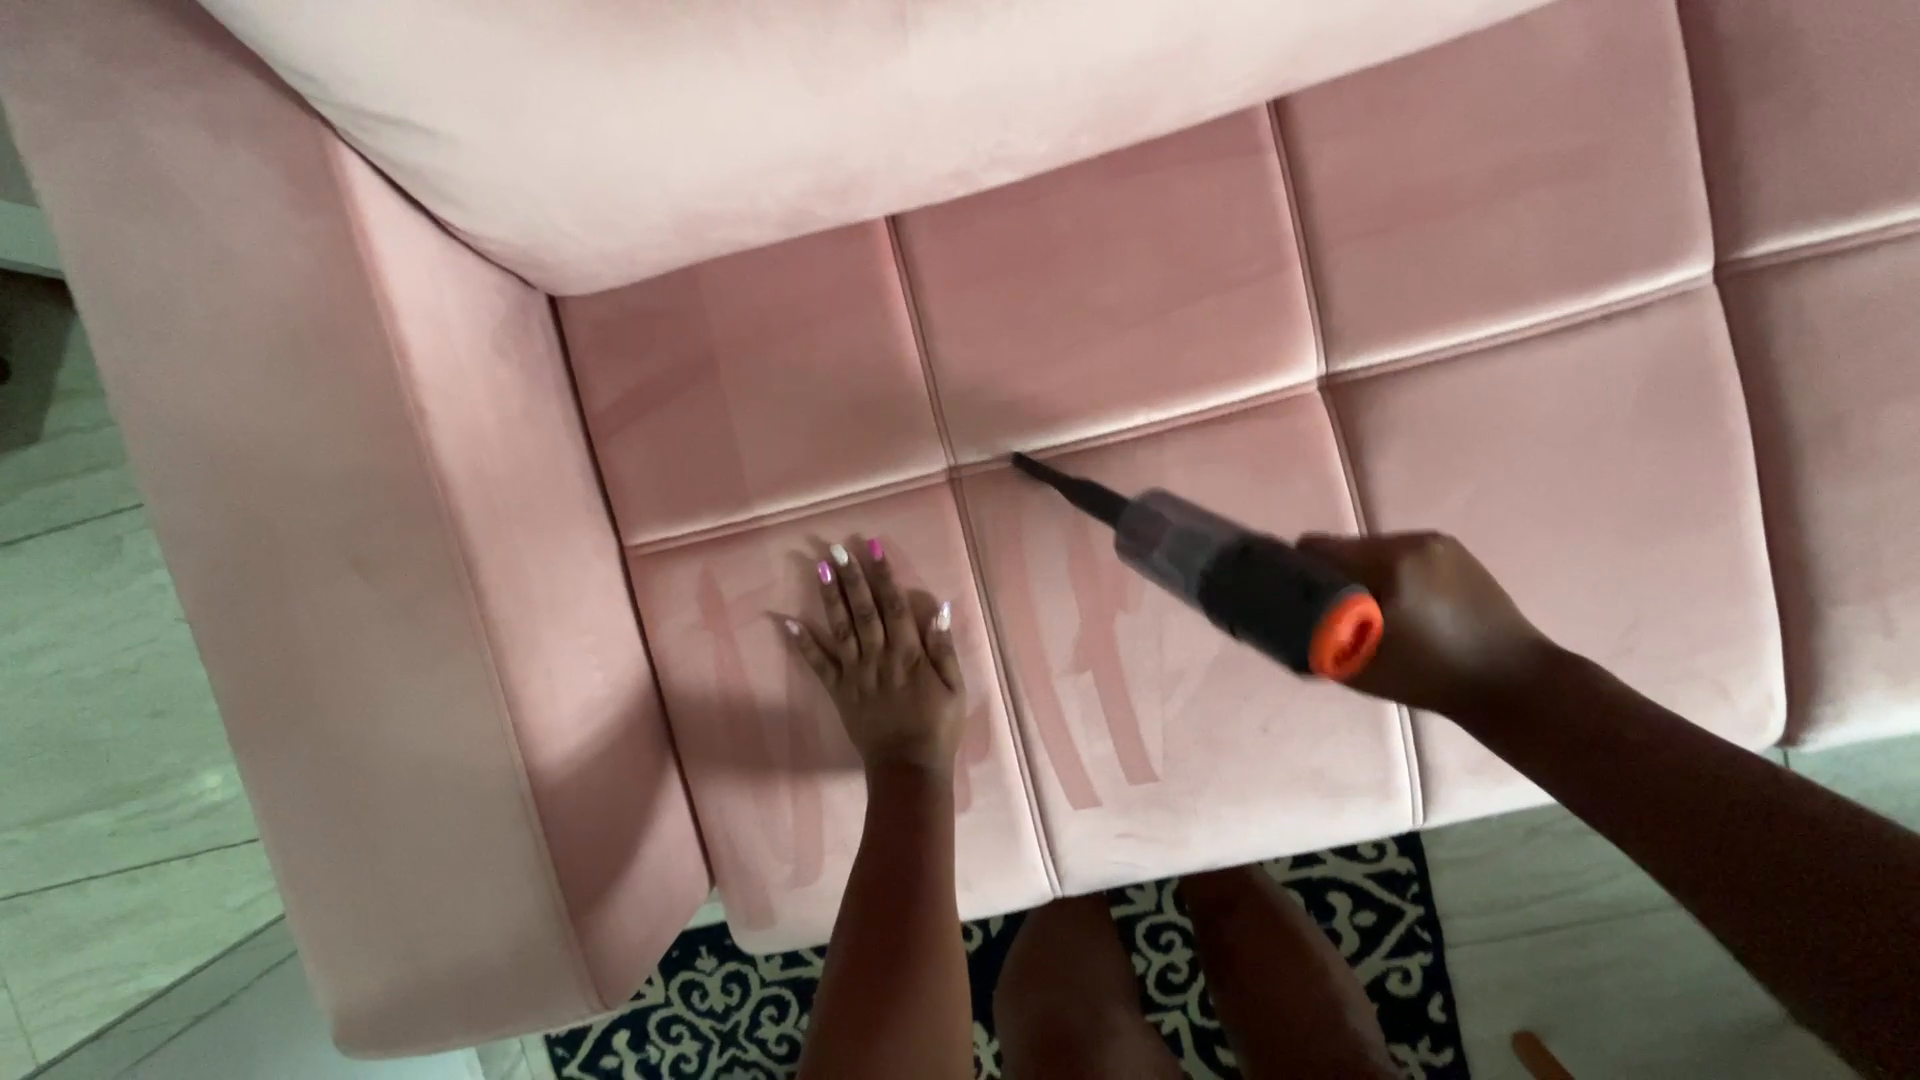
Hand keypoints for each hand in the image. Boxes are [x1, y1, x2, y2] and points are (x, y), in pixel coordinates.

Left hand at [779, 537, 966, 774]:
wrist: (909, 766)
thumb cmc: (938, 726)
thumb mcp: (954, 687)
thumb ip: (944, 648)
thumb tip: (939, 608)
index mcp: (908, 653)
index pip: (894, 605)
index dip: (884, 574)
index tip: (874, 547)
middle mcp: (879, 657)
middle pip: (863, 610)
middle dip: (851, 577)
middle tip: (838, 548)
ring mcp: (855, 674)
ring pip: (840, 628)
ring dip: (829, 597)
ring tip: (819, 568)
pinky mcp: (839, 691)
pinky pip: (818, 665)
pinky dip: (802, 643)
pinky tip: (787, 621)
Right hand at [1296, 532, 1557, 715]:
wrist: (1514, 683)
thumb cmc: (1429, 677)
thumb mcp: (1358, 664)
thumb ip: (1315, 634)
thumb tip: (1283, 617)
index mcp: (1387, 563)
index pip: (1316, 548)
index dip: (1300, 572)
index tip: (1300, 600)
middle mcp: (1412, 541)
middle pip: (1346, 548)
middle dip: (1336, 577)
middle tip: (1342, 616)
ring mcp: (1439, 544)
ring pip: (1374, 551)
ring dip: (1366, 576)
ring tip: (1379, 615)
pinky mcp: (1458, 553)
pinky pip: (1404, 556)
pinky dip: (1395, 576)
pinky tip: (1408, 608)